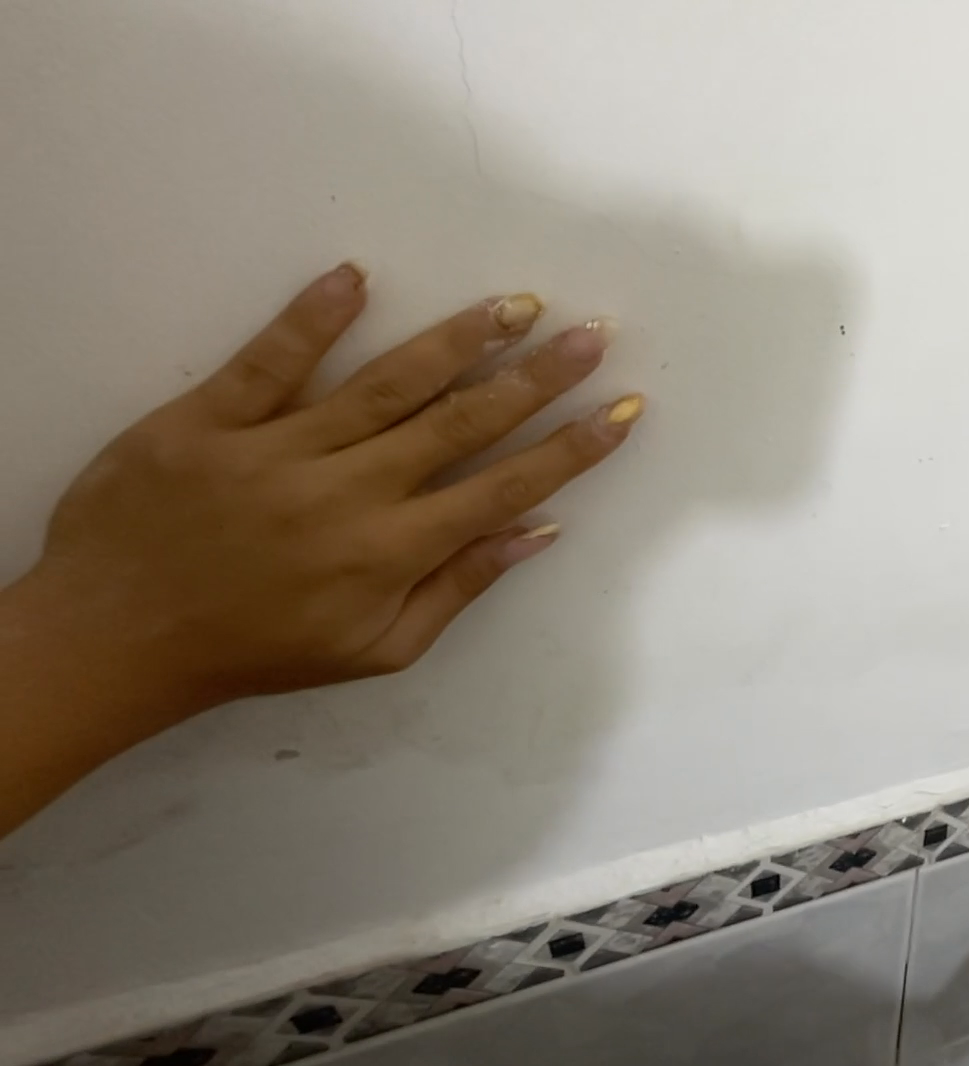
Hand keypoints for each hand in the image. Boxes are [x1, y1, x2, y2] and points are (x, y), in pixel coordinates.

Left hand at [7, 262, 642, 729]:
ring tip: (516, 304)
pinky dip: (309, 318)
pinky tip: (356, 276)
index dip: (574, 447)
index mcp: (396, 549)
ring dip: (459, 339)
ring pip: (386, 384)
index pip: (509, 485)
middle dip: (539, 376)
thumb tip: (539, 532)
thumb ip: (463, 586)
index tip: (620, 410)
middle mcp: (350, 492)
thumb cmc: (266, 648)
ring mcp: (275, 451)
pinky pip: (265, 362)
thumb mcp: (384, 646)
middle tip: (590, 335)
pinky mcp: (202, 423)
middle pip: (464, 421)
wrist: (110, 642)